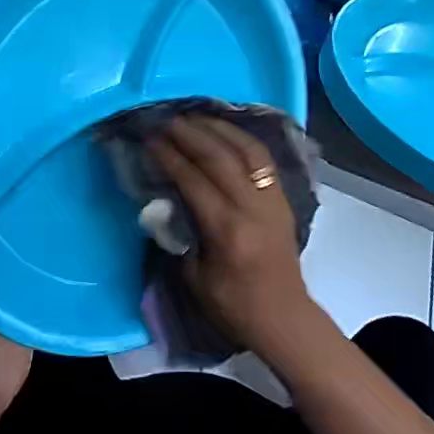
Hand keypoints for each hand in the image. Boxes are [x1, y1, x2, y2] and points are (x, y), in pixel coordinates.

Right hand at [144, 116, 314, 354]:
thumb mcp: (194, 277)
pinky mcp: (282, 198)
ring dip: (218, 129)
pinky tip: (225, 130)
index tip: (150, 140)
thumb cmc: (233, 305)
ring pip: (246, 150)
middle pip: (219, 157)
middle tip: (166, 120)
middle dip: (189, 134)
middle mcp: (252, 208)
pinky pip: (262, 159)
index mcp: (227, 231)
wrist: (283, 317)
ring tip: (194, 116)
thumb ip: (180, 234)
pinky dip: (242, 139)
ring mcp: (272, 199)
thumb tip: (165, 200)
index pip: (193, 181)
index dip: (169, 157)